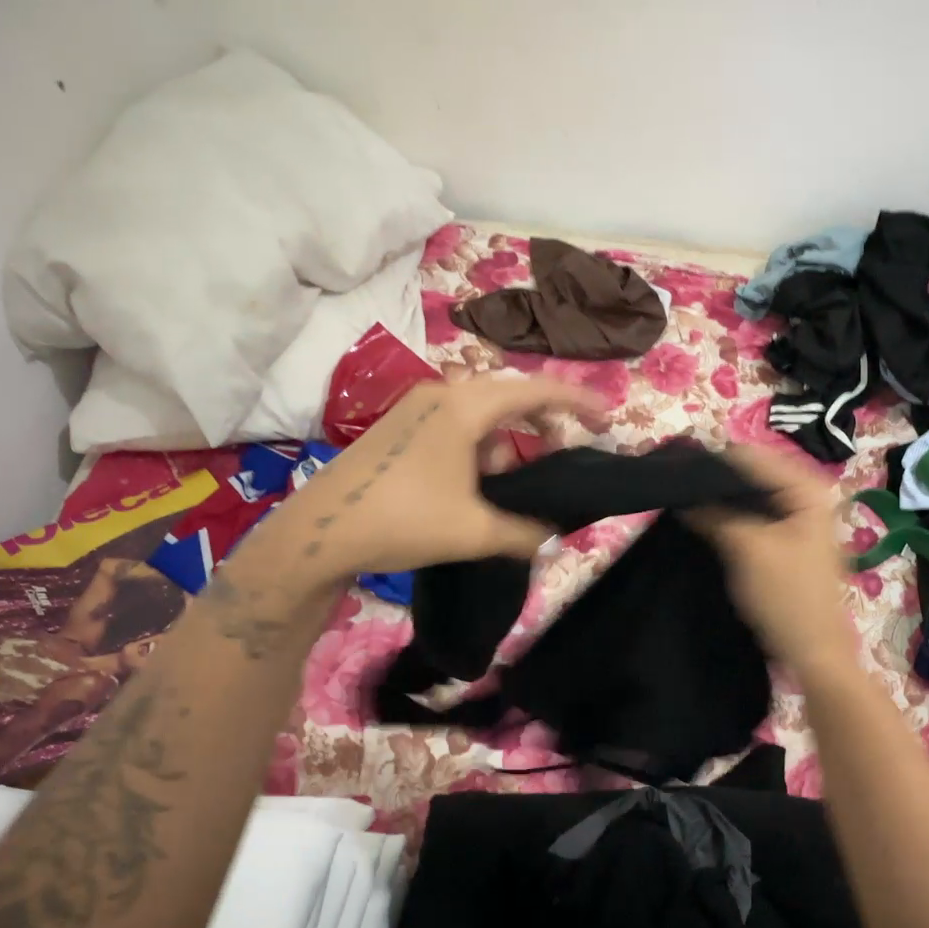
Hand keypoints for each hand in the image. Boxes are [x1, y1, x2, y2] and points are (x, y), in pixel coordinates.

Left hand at [244, 377, 602, 586]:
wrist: (320, 534)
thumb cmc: (404, 520)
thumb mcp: (476, 531)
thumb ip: (525, 532)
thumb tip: (553, 537)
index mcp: (464, 407)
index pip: (536, 391)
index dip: (578, 401)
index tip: (608, 416)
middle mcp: (440, 395)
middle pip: (509, 397)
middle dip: (543, 424)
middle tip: (566, 454)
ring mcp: (414, 410)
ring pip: (481, 415)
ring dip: (507, 443)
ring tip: (514, 485)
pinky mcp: (398, 429)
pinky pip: (456, 426)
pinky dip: (480, 448)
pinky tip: (477, 486)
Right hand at [687, 446, 857, 673]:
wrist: (813, 652)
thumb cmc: (786, 597)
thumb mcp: (747, 550)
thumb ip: (713, 513)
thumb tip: (681, 492)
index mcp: (807, 487)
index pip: (750, 455)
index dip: (712, 461)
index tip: (673, 471)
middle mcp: (806, 494)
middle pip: (750, 474)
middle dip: (715, 482)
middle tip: (674, 490)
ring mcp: (798, 518)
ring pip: (749, 497)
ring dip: (720, 501)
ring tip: (682, 505)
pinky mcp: (786, 540)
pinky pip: (752, 517)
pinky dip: (730, 518)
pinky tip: (702, 524)